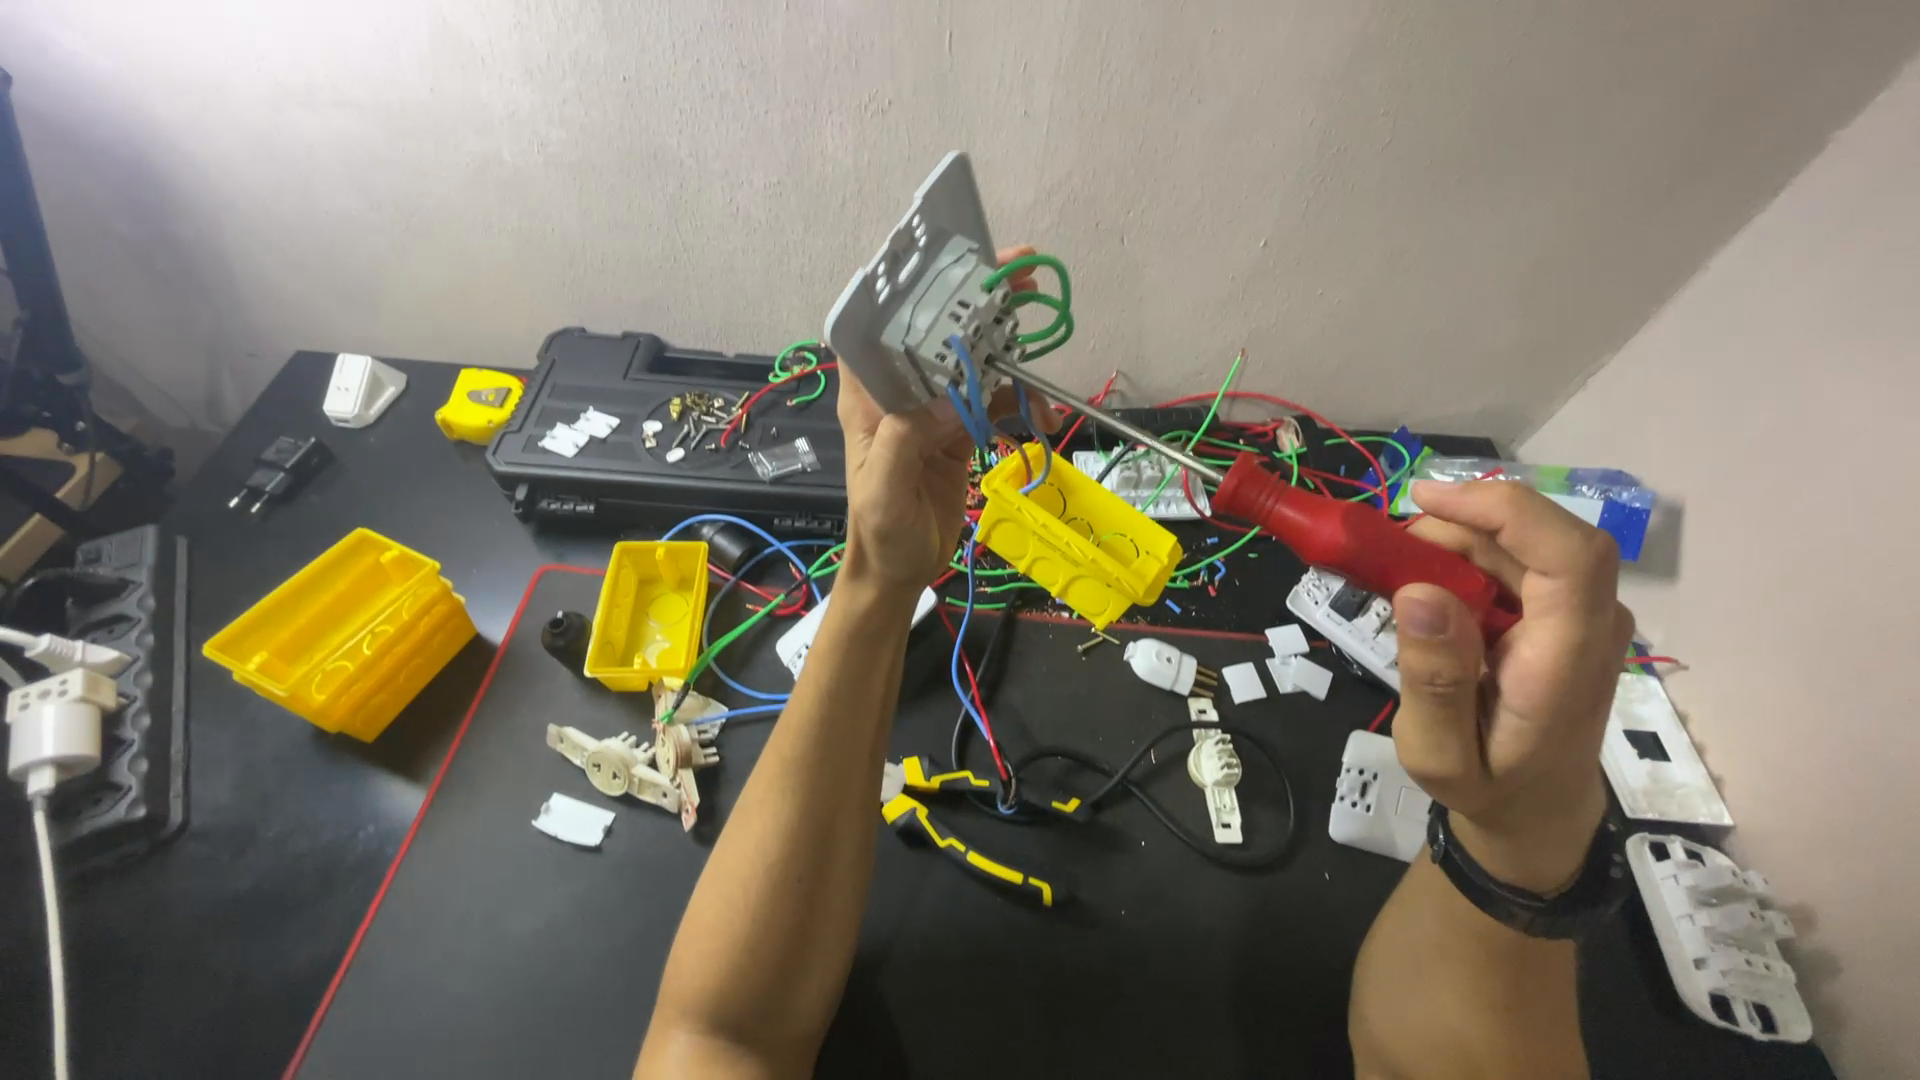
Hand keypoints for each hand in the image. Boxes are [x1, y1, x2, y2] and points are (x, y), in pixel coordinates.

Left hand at [835, 246, 1058, 592]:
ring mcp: (930, 410)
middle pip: (937, 334)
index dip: (916, 289)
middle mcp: (899, 392)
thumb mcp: (883, 490)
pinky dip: (1018, 405)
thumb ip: (905, 441)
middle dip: (978, 307)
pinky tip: (1043, 418)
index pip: (883, 326)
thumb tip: (952, 398)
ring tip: (1043, 356)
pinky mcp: (956, 432)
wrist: (899, 571)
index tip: (958, 266)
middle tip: (1025, 282)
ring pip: (971, 365)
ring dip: (1008, 358)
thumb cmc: (879, 532)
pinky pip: (990, 404)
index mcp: (868, 395)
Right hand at [1392, 480, 1633, 892]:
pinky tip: (1425, 585)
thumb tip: (1417, 591)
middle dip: (1460, 523)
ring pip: (1528, 543)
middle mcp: (1591, 626)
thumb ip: (1433, 680)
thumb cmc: (1488, 788)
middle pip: (1543, 536)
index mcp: (1566, 659)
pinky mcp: (1566, 617)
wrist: (1539, 813)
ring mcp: (1584, 619)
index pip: (1568, 554)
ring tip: (1396, 572)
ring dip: (1458, 540)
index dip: (1501, 508)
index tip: (1423, 500)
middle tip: (1386, 553)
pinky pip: (1521, 562)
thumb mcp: (1439, 755)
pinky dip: (1466, 556)